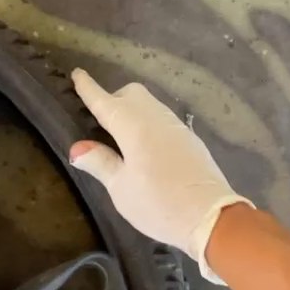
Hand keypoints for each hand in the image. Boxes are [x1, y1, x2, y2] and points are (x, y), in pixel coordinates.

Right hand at [67, 71, 250, 282]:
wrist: (211, 215)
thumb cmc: (159, 203)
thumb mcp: (121, 188)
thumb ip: (100, 163)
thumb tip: (77, 148)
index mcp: (133, 126)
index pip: (105, 102)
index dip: (89, 89)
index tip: (77, 73)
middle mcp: (155, 117)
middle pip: (131, 94)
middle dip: (113, 99)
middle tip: (100, 121)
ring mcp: (176, 125)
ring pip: (149, 104)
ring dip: (132, 110)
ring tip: (121, 135)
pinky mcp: (189, 138)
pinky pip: (162, 118)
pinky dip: (148, 121)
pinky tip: (146, 145)